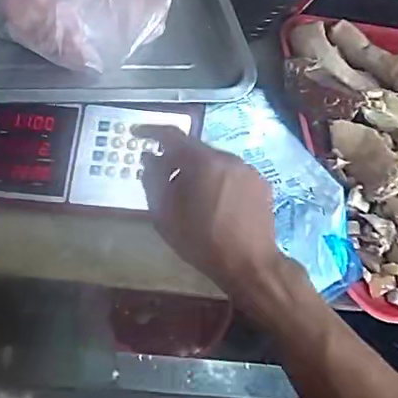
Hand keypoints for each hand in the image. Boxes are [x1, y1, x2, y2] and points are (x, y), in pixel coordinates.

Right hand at [135, 125, 296, 304]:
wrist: (250, 265)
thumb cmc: (201, 240)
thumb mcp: (164, 213)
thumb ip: (153, 179)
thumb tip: (149, 158)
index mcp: (203, 162)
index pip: (172, 135)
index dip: (150, 131)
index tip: (136, 134)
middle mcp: (228, 158)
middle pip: (193, 148)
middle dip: (173, 157)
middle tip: (158, 172)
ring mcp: (248, 170)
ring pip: (212, 161)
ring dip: (195, 169)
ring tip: (184, 191)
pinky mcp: (261, 184)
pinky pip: (229, 173)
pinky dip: (214, 178)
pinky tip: (209, 200)